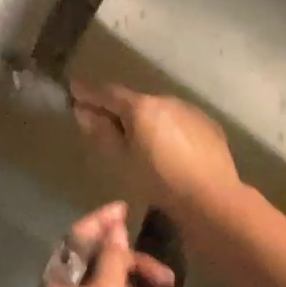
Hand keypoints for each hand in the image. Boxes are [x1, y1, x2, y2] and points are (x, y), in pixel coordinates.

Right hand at [70, 83, 240, 213]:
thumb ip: (102, 132)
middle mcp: (165, 100)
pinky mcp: (208, 124)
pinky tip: (170, 149)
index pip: (107, 93)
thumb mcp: (122, 160)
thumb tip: (84, 111)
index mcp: (141, 106)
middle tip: (105, 121)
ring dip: (146, 119)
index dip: (88, 92)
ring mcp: (190, 110)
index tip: (73, 88)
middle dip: (119, 109)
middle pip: (135, 101)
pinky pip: (180, 121)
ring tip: (139, 139)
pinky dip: (168, 128)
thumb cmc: (159, 181)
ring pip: (159, 110)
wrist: (212, 198)